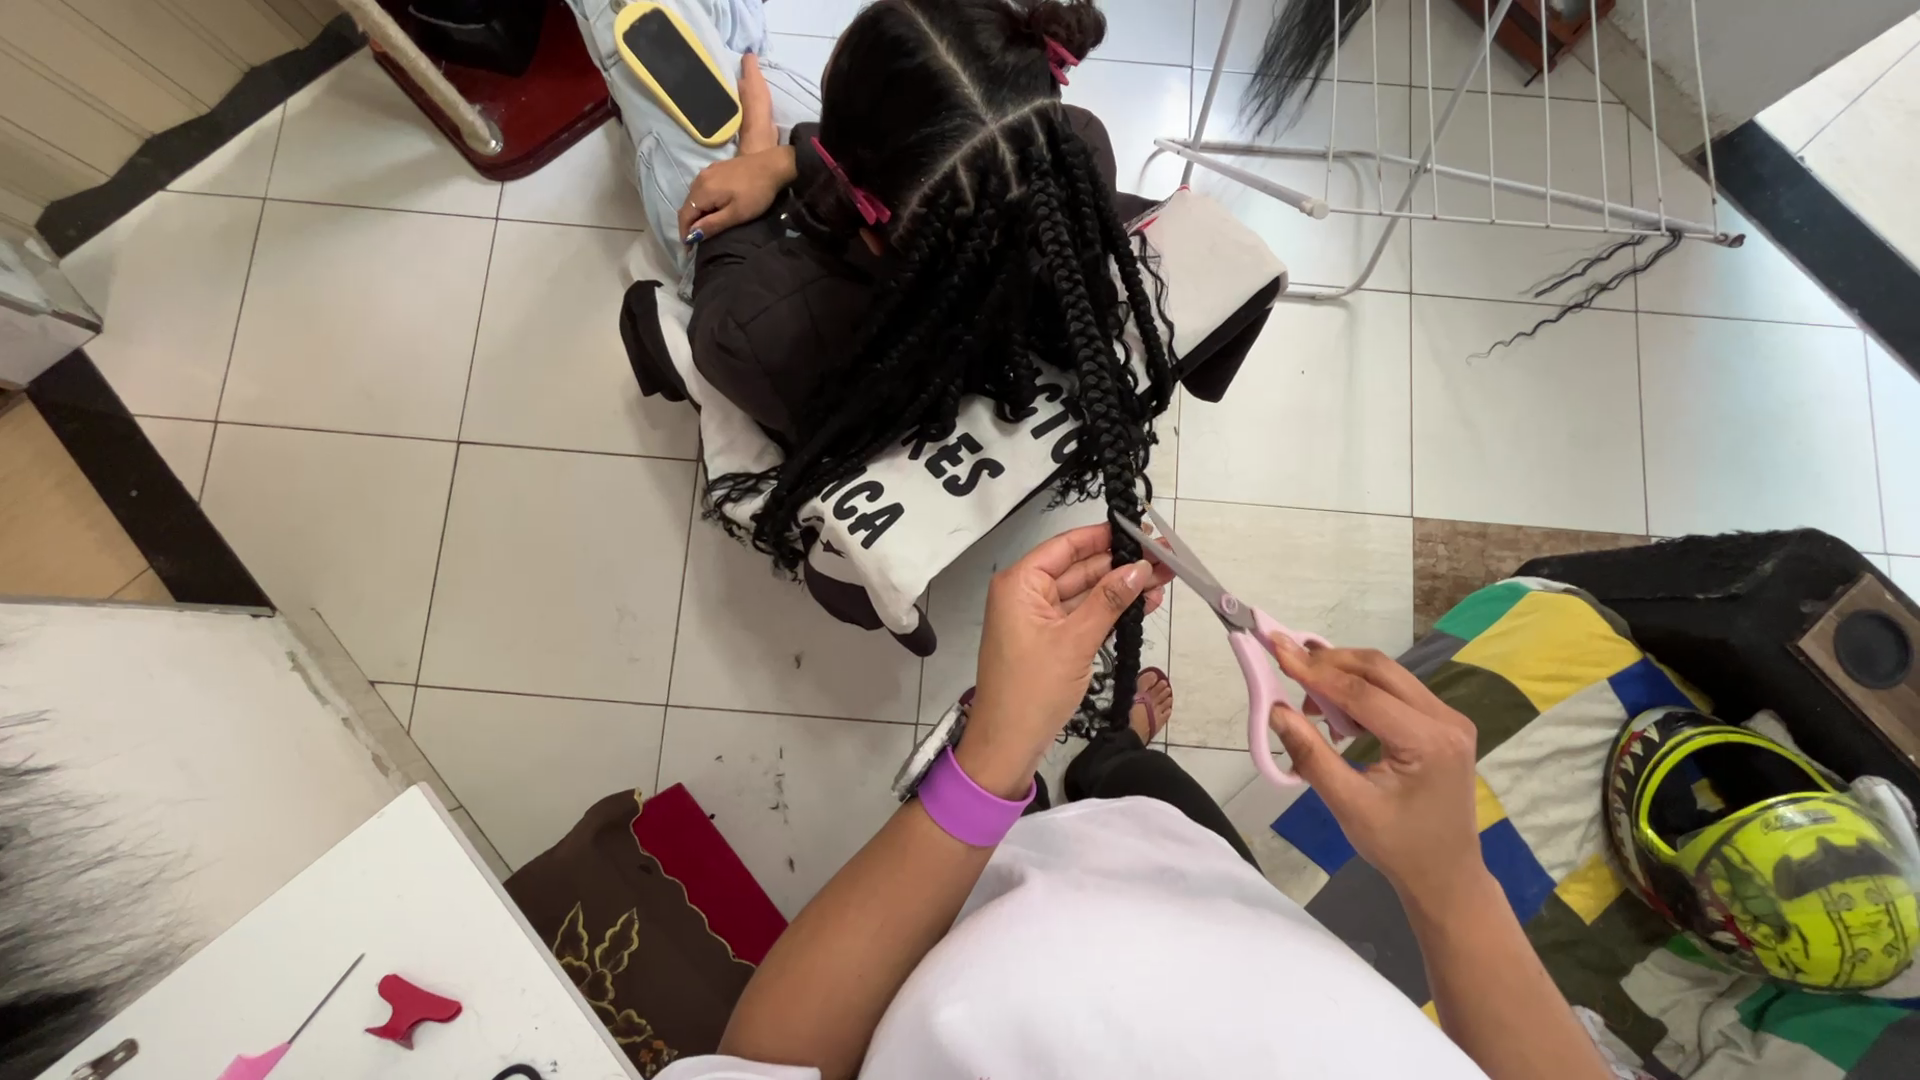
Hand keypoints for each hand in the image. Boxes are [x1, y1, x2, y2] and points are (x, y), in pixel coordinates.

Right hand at [679, 147, 797, 243]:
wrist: (771, 166)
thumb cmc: (756, 194)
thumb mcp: (736, 214)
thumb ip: (712, 224)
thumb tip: (692, 235)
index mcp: (702, 191)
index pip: (685, 215)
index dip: (684, 234)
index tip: (688, 251)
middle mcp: (699, 179)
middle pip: (687, 206)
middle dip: (688, 226)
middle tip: (694, 244)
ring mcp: (707, 172)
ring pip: (693, 197)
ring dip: (695, 214)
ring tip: (701, 230)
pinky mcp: (715, 169)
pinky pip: (701, 189)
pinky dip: (702, 203)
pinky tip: (710, 211)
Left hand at [736, 52, 775, 153]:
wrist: (762, 131)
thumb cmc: (756, 103)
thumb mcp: (752, 76)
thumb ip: (750, 64)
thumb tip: (748, 51)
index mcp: (735, 86)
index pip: (736, 74)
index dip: (742, 70)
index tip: (750, 65)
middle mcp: (736, 99)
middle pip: (743, 87)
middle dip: (749, 83)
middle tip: (759, 76)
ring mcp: (744, 113)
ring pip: (749, 99)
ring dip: (754, 95)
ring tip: (764, 89)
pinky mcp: (755, 124)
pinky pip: (757, 109)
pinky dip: (760, 106)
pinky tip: (766, 104)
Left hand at [957, 524, 1172, 796]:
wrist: (1008, 743)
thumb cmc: (1033, 689)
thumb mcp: (1075, 640)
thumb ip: (1108, 600)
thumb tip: (1139, 567)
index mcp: (1020, 583)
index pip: (1067, 545)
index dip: (1105, 536)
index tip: (1143, 530)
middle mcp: (1026, 593)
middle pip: (1079, 567)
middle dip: (1121, 563)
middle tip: (1166, 559)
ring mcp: (1037, 617)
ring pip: (1084, 592)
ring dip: (1120, 588)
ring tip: (1165, 580)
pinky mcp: (1049, 639)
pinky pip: (1082, 615)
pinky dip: (1109, 611)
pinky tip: (1143, 604)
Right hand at [1267, 640, 1485, 907]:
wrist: (1445, 875)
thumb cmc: (1398, 845)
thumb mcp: (1348, 804)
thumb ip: (1311, 754)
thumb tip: (1276, 710)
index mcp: (1429, 742)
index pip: (1362, 692)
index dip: (1314, 671)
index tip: (1276, 649)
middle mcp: (1446, 720)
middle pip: (1377, 669)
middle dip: (1327, 662)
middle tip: (1285, 661)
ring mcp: (1447, 718)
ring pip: (1384, 673)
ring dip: (1340, 674)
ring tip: (1307, 698)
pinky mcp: (1439, 722)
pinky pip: (1391, 688)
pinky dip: (1356, 688)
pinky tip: (1334, 711)